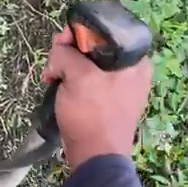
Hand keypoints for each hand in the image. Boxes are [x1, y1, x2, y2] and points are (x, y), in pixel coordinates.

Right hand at [43, 28, 153, 171]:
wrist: (94, 155)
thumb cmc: (92, 113)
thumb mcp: (78, 76)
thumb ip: (67, 54)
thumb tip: (59, 50)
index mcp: (135, 60)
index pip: (104, 31)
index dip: (79, 33)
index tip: (61, 43)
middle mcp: (130, 70)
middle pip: (92, 46)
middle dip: (68, 52)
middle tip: (54, 65)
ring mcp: (118, 85)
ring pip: (85, 62)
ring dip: (64, 67)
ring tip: (51, 79)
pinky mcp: (105, 99)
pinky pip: (84, 78)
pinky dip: (69, 79)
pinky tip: (56, 86)